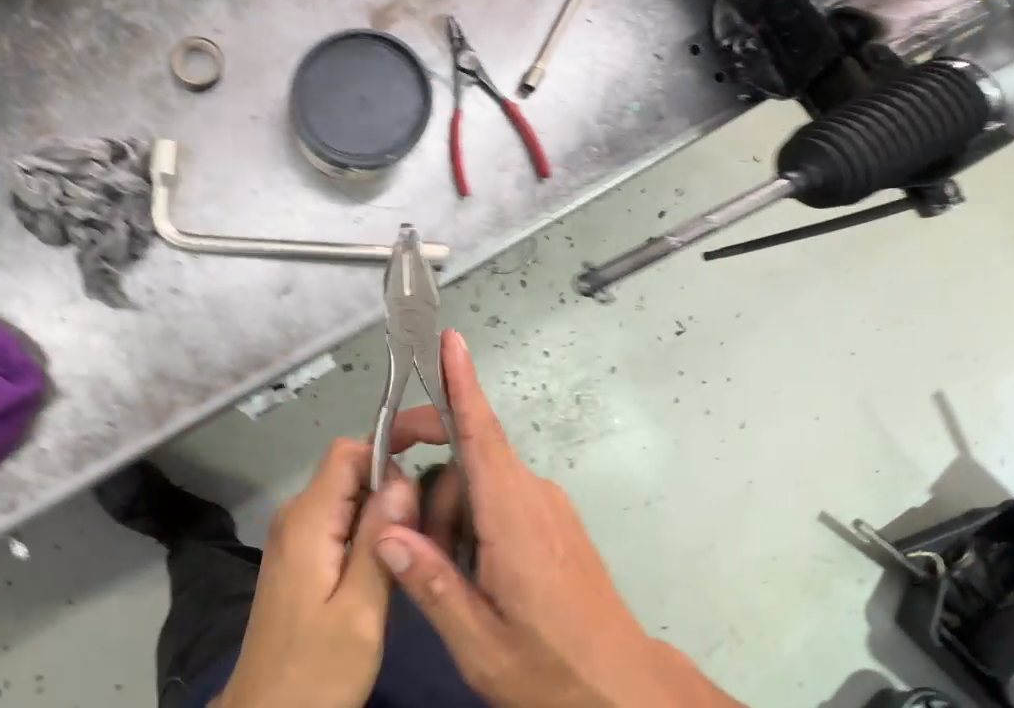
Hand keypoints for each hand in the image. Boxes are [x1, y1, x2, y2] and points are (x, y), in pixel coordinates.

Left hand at [213, 413, 441, 707]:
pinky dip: (375, 523)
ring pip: (349, 495)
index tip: (439, 437)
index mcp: (308, 520)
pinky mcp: (303, 558)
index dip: (393, 435)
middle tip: (445, 496)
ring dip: (389, 500)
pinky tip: (403, 547)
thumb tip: (401, 479)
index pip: (349, 451)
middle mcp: (298, 516)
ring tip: (435, 519)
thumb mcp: (359, 613)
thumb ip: (379, 541)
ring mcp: (298, 538)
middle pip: (351, 469)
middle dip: (398, 471)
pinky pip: (342, 521)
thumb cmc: (315, 672)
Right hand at [374, 330, 743, 707]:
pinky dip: (476, 527)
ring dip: (453, 521)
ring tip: (456, 585)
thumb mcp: (480, 643)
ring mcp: (549, 508)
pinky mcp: (556, 523)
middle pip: (466, 464)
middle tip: (416, 551)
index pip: (481, 435)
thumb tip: (386, 532)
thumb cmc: (553, 669)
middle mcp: (534, 497)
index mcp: (513, 517)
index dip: (462, 385)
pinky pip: (502, 501)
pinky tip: (478, 579)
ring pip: (481, 486)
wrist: (626, 691)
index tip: (449, 341)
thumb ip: (430, 584)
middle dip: (433, 497)